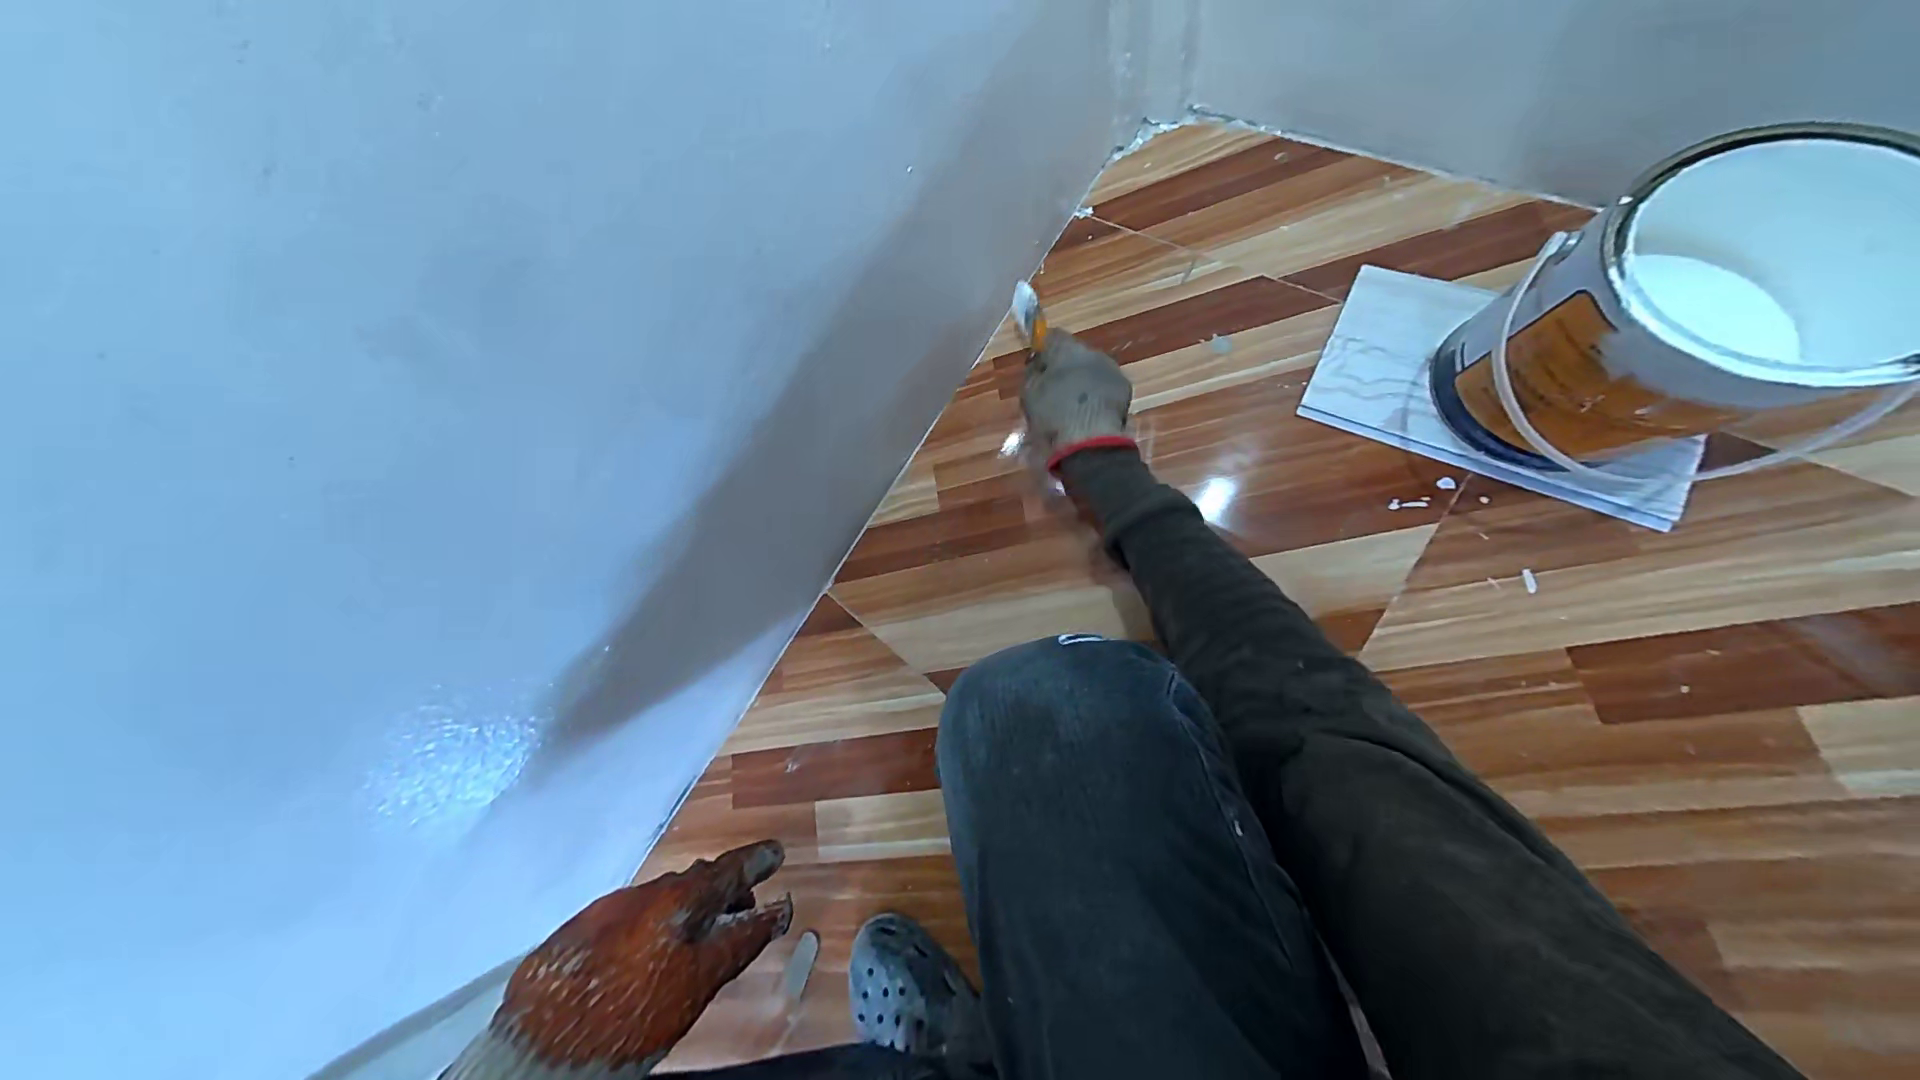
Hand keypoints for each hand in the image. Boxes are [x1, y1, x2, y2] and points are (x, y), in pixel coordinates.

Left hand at [491, 839, 792, 1071]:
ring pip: (660, 896)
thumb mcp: (699, 984)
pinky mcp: (576, 931)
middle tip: (740, 908)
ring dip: (685, 907)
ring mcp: (605, 908)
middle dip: (722, 889)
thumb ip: (741, 941)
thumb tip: (780, 908)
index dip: (756, 861)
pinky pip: (628, 915)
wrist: (539, 1055)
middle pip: (695, 880)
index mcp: (679, 899)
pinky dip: (650, 924)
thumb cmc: (636, 1017)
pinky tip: (645, 953)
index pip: (729, 869)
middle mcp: (644, 892)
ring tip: (694, 936)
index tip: (776, 852)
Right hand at [1019, 328, 1133, 463]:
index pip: (1052, 335)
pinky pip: (1106, 384)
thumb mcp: (1029, 394)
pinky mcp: (1124, 387)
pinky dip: (1097, 393)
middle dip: (1065, 365)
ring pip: (1092, 367)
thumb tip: (1037, 363)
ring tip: (1073, 404)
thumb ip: (1033, 372)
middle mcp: (1092, 352)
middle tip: (1054, 388)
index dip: (1043, 348)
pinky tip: (1090, 411)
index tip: (1037, 364)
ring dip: (1083, 379)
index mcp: (1066, 350)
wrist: (1090, 442)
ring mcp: (1112, 369)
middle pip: (1075, 352)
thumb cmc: (1053, 418)